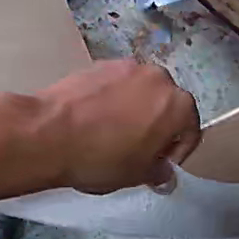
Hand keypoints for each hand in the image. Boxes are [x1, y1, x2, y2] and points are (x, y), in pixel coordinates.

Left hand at [30, 60, 200, 193]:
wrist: (48, 133)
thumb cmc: (102, 157)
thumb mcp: (137, 175)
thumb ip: (159, 171)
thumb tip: (163, 172)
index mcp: (179, 105)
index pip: (190, 132)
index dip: (177, 154)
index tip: (159, 167)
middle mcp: (160, 78)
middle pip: (168, 107)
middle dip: (158, 128)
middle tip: (138, 151)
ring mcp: (130, 67)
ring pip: (142, 94)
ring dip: (136, 111)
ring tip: (114, 134)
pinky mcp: (102, 63)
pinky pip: (118, 86)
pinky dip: (114, 100)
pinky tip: (96, 120)